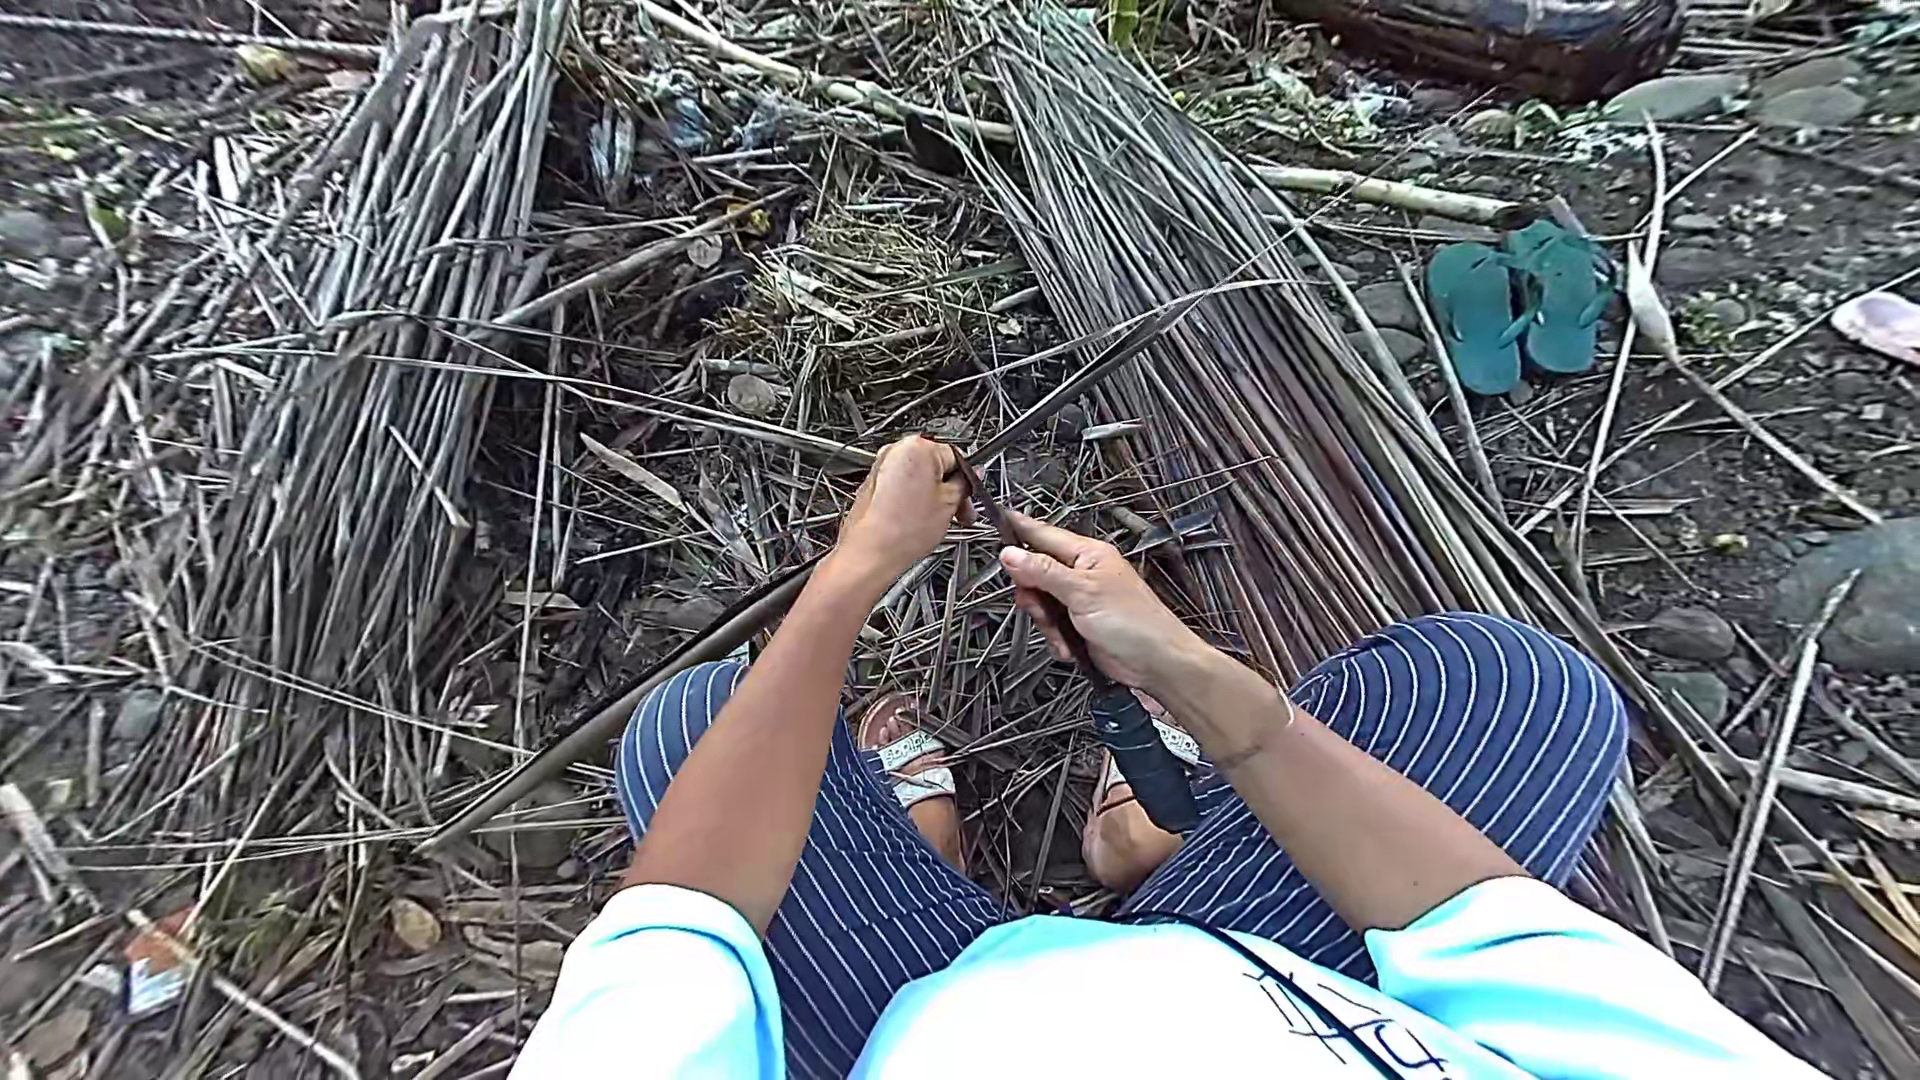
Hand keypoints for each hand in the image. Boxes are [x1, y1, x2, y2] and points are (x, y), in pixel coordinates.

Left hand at [834, 436, 973, 587]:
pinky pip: (902, 487)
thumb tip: (972, 475)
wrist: (870, 553)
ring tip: (936, 521)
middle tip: (959, 512)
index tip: (970, 497)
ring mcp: (881, 468)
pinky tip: (918, 521)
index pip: (956, 456)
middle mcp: (895, 451)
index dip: (968, 480)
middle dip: (950, 490)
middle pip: (936, 466)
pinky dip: (913, 501)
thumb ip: (965, 484)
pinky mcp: (873, 485)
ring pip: (919, 477)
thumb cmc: (902, 529)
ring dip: (933, 496)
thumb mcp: (949, 504)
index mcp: (917, 447)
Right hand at [996, 512, 1211, 692]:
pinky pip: (1052, 624)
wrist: (1156, 662)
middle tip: (1039, 605)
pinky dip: (1055, 636)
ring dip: (1045, 620)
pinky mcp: (1079, 622)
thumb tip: (1011, 554)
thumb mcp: (1082, 591)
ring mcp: (1080, 598)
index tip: (999, 523)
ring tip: (1059, 629)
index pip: (1043, 534)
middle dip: (1032, 593)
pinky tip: (1068, 643)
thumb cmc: (1137, 622)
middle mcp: (1083, 572)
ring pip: (1041, 601)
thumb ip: (1043, 571)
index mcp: (1087, 554)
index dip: (1020, 531)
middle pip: (1035, 572)